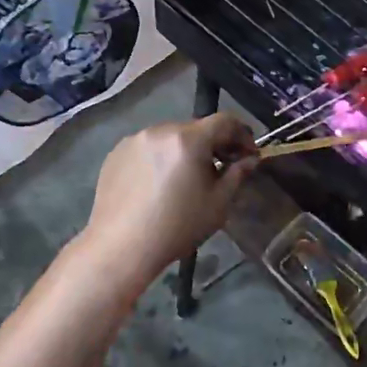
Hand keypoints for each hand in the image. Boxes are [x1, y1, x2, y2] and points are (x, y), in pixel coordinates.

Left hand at [77, 115, 256, 285]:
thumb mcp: (218, 204)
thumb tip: (249, 159)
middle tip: (220, 168)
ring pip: (170, 137)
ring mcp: (134, 139)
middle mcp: (160, 130)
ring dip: (184, 150)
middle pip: (196, 128)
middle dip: (213, 144)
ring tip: (185, 179)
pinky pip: (148, 147)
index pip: (224, 121)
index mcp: (188, 139)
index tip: (247, 154)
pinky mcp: (116, 152)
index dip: (242, 134)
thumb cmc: (177, 227)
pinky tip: (158, 184)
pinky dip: (160, 158)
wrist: (122, 246)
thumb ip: (236, 174)